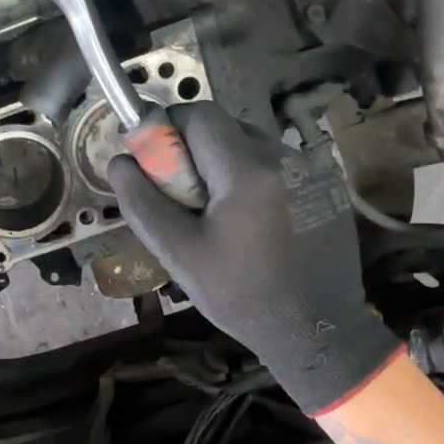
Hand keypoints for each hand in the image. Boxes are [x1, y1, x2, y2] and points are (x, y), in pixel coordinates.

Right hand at [108, 102, 401, 414]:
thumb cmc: (238, 294)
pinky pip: (272, 163)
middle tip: (181, 197)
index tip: (154, 164)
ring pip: (247, 143)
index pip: (198, 115)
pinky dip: (248, 179)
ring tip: (214, 214)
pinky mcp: (324, 182)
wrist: (313, 328)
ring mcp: (310, 167)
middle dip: (192, 151)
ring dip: (220, 164)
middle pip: (223, 126)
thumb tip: (119, 162)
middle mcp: (283, 156)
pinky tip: (248, 222)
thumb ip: (143, 203)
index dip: (167, 129)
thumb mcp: (178, 254)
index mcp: (247, 170)